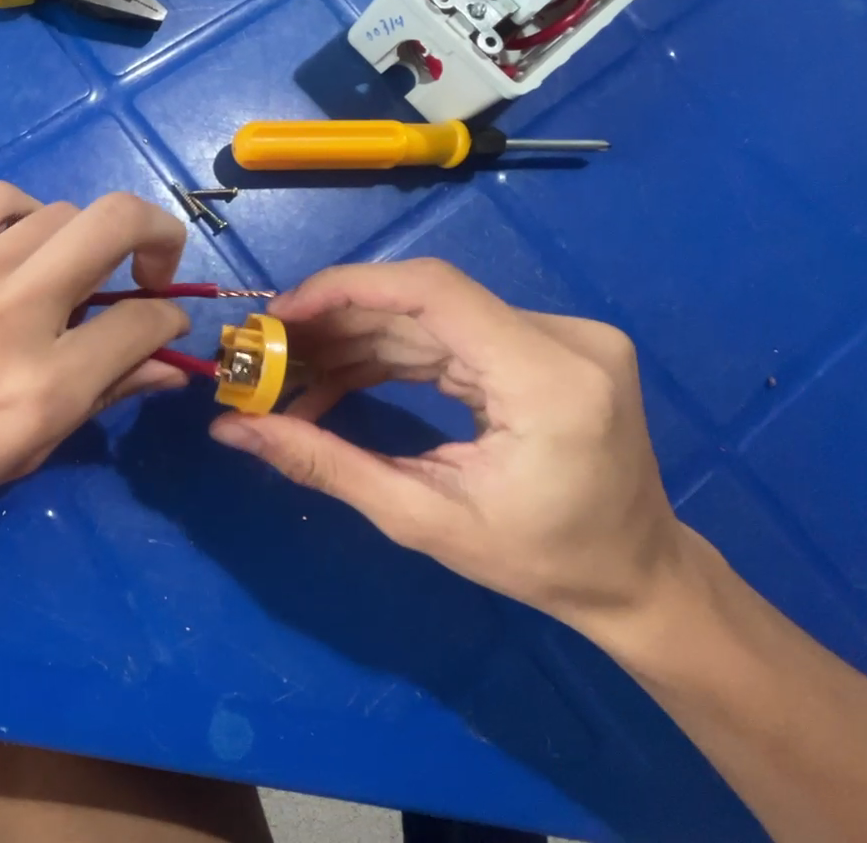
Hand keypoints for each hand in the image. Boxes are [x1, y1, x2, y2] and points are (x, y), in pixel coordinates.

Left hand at [0, 183, 190, 530]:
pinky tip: (18, 249)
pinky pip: (0, 201)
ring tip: (72, 274)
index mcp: (43, 389)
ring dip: (89, 236)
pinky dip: (28, 216)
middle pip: (118, 223)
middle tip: (152, 270)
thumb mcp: (15, 457)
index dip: (169, 322)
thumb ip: (97, 402)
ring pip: (63, 210)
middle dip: (160, 235)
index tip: (163, 326)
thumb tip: (164, 368)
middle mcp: (16, 315)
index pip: (143, 323)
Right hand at [208, 259, 686, 630]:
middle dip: (331, 325)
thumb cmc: (539, 561)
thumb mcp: (420, 518)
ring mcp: (556, 339)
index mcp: (548, 378)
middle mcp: (561, 339)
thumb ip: (323, 464)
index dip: (344, 289)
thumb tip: (230, 428)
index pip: (432, 291)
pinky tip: (333, 380)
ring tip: (287, 375)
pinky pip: (443, 336)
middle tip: (264, 356)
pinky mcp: (540, 348)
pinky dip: (383, 355)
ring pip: (424, 317)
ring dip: (349, 341)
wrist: (636, 578)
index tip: (276, 317)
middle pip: (419, 303)